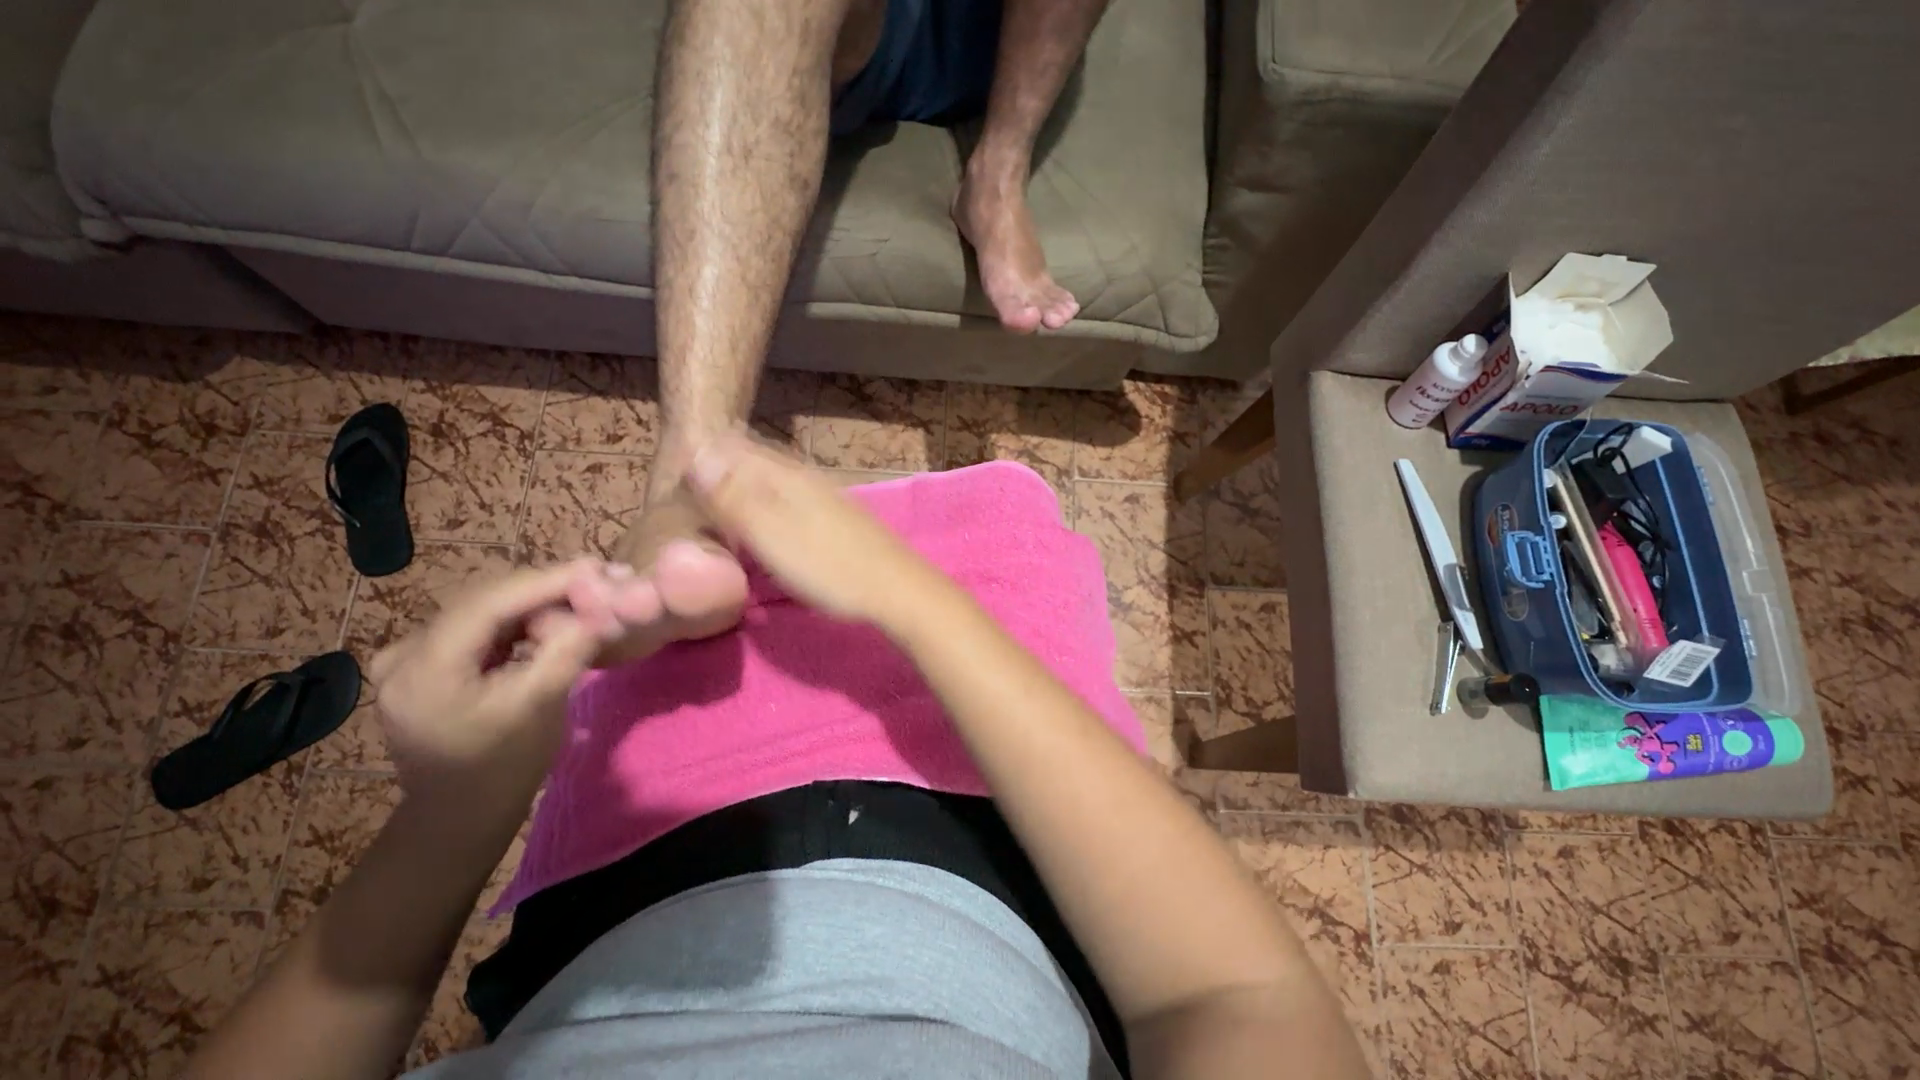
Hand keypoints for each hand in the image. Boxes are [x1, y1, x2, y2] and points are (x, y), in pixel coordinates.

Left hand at [368, 559, 627, 806]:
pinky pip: (473, 631)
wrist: (458, 820)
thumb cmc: (502, 770)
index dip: (546, 580)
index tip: (598, 566)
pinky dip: (513, 625)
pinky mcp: (417, 666)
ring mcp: (403, 659)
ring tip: (581, 603)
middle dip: (543, 591)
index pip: (488, 603)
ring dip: (531, 607)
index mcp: (422, 669)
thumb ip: (566, 647)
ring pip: (480, 613)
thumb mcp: (540, 707)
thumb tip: (603, 598)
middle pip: (482, 603)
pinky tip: (546, 626)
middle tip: (598, 583)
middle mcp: (401, 654)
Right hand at [686, 434, 940, 625]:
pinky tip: (763, 530)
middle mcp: (803, 477)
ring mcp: (822, 497)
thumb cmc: (830, 567)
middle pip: (752, 460)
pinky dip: (766, 509)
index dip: (702, 458)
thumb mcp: (772, 535)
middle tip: (688, 496)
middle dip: (720, 471)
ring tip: (718, 513)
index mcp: (784, 475)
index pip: (732, 447)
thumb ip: (733, 497)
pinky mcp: (834, 520)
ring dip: (742, 491)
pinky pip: (787, 501)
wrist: (897, 591)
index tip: (674, 481)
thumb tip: (696, 454)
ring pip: (770, 481)